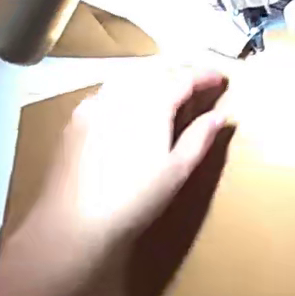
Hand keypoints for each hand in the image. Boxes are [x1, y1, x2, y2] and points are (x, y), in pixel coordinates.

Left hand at [2, 67, 232, 295]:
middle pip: (155, 72)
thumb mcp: (176, 171)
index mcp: (151, 103)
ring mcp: (95, 103)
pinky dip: (126, 90)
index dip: (204, 74)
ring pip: (129, 77)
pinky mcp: (77, 117)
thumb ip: (199, 138)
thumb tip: (219, 116)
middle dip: (178, 73)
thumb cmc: (134, 201)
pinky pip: (108, 91)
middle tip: (197, 83)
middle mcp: (121, 93)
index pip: (183, 77)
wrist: (74, 223)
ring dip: (152, 78)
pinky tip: (129, 106)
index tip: (220, 77)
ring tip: (166, 91)